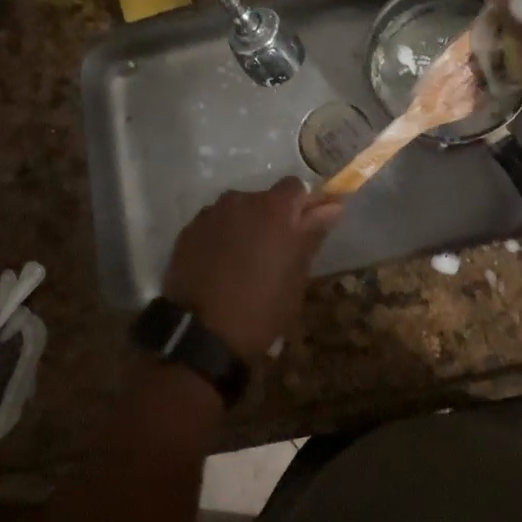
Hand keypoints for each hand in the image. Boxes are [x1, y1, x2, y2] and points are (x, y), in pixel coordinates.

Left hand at [161, 176, 342, 355]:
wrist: (201, 334)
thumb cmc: (262, 306)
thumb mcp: (297, 274)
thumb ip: (312, 233)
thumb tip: (333, 205)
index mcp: (273, 208)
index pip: (295, 187)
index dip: (301, 206)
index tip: (301, 231)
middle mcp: (241, 200)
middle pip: (263, 199)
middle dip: (271, 219)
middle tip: (272, 255)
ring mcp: (211, 214)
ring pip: (237, 212)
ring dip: (244, 228)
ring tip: (241, 264)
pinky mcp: (188, 231)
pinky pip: (213, 225)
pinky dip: (220, 238)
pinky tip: (218, 268)